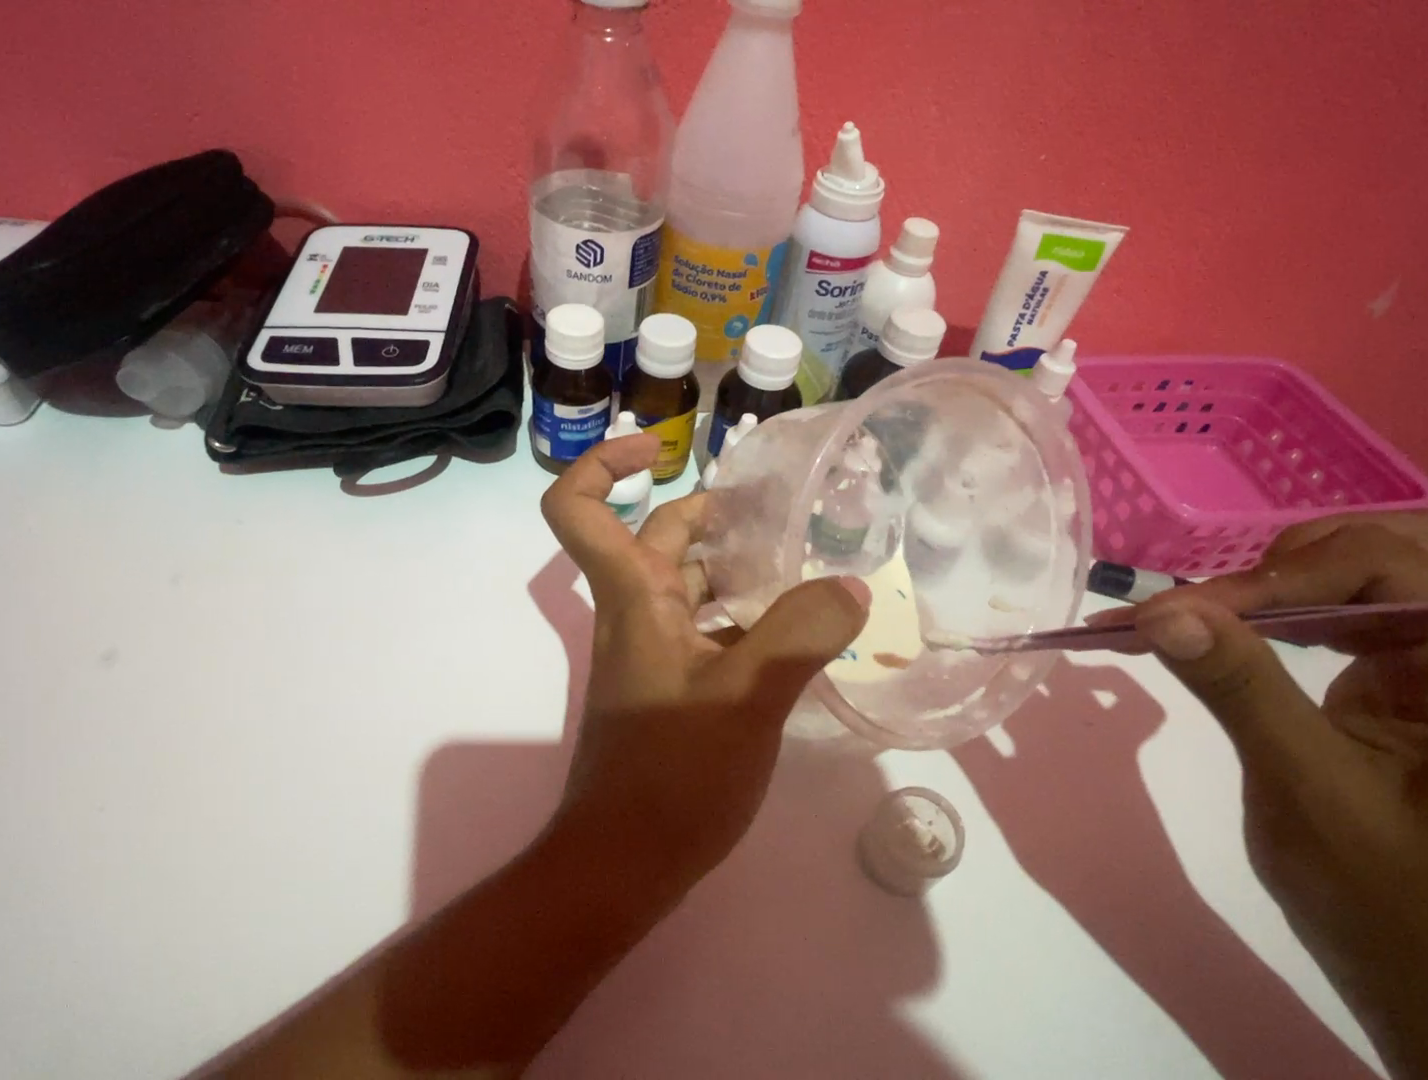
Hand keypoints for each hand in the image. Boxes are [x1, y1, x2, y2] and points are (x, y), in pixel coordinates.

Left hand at [540, 433, 871, 881]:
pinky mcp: (672, 689)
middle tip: (783, 512)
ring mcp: (652, 654)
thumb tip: (850, 586)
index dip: (601, 464)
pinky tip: (799, 632)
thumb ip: (800, 634)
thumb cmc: (672, 772)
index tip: (656, 449)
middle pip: (657, 538)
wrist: (624, 861)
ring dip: (736, 568)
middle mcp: (635, 613)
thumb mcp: (747, 697)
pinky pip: (707, 630)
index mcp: (633, 597)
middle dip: (712, 516)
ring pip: (688, 586)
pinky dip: (744, 617)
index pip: (578, 510)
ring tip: (807, 563)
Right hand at [1125, 514, 1427, 1078]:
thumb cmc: (1386, 904)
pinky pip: (1366, 620)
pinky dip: (1295, 618)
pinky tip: (1244, 639)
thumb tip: (1161, 610)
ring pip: (1377, 577)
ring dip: (1285, 588)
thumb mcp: (1305, 792)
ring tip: (1206, 620)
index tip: (1174, 612)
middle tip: (1203, 609)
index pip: (1390, 567)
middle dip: (1288, 568)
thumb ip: (1240, 687)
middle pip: (1396, 553)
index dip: (1275, 576)